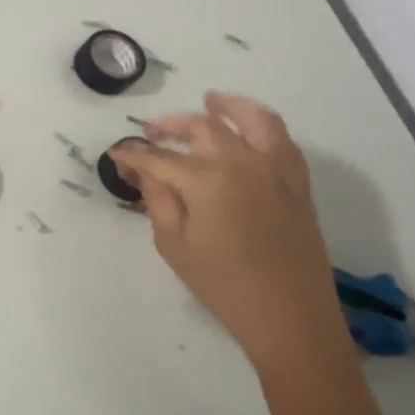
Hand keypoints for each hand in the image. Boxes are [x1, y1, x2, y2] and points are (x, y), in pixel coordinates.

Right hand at [109, 92, 352, 375]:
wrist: (289, 315)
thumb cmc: (222, 284)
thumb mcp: (174, 245)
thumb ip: (158, 201)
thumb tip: (145, 173)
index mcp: (206, 179)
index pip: (159, 158)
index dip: (133, 154)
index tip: (116, 154)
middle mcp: (242, 162)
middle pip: (202, 128)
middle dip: (171, 125)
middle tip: (151, 130)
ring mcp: (276, 169)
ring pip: (253, 119)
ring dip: (228, 106)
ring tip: (211, 100)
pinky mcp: (298, 183)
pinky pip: (282, 139)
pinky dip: (261, 125)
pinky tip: (248, 130)